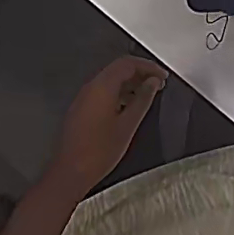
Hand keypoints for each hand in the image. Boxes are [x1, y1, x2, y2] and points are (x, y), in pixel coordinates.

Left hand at [39, 57, 165, 200]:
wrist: (70, 171)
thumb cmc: (101, 150)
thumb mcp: (127, 125)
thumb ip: (142, 100)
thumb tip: (153, 82)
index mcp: (103, 86)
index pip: (127, 63)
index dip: (148, 66)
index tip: (163, 75)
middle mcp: (91, 86)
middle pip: (118, 68)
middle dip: (140, 72)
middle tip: (158, 83)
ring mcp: (84, 96)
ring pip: (110, 79)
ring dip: (130, 82)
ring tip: (148, 94)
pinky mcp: (81, 106)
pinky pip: (103, 90)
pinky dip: (119, 91)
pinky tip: (130, 105)